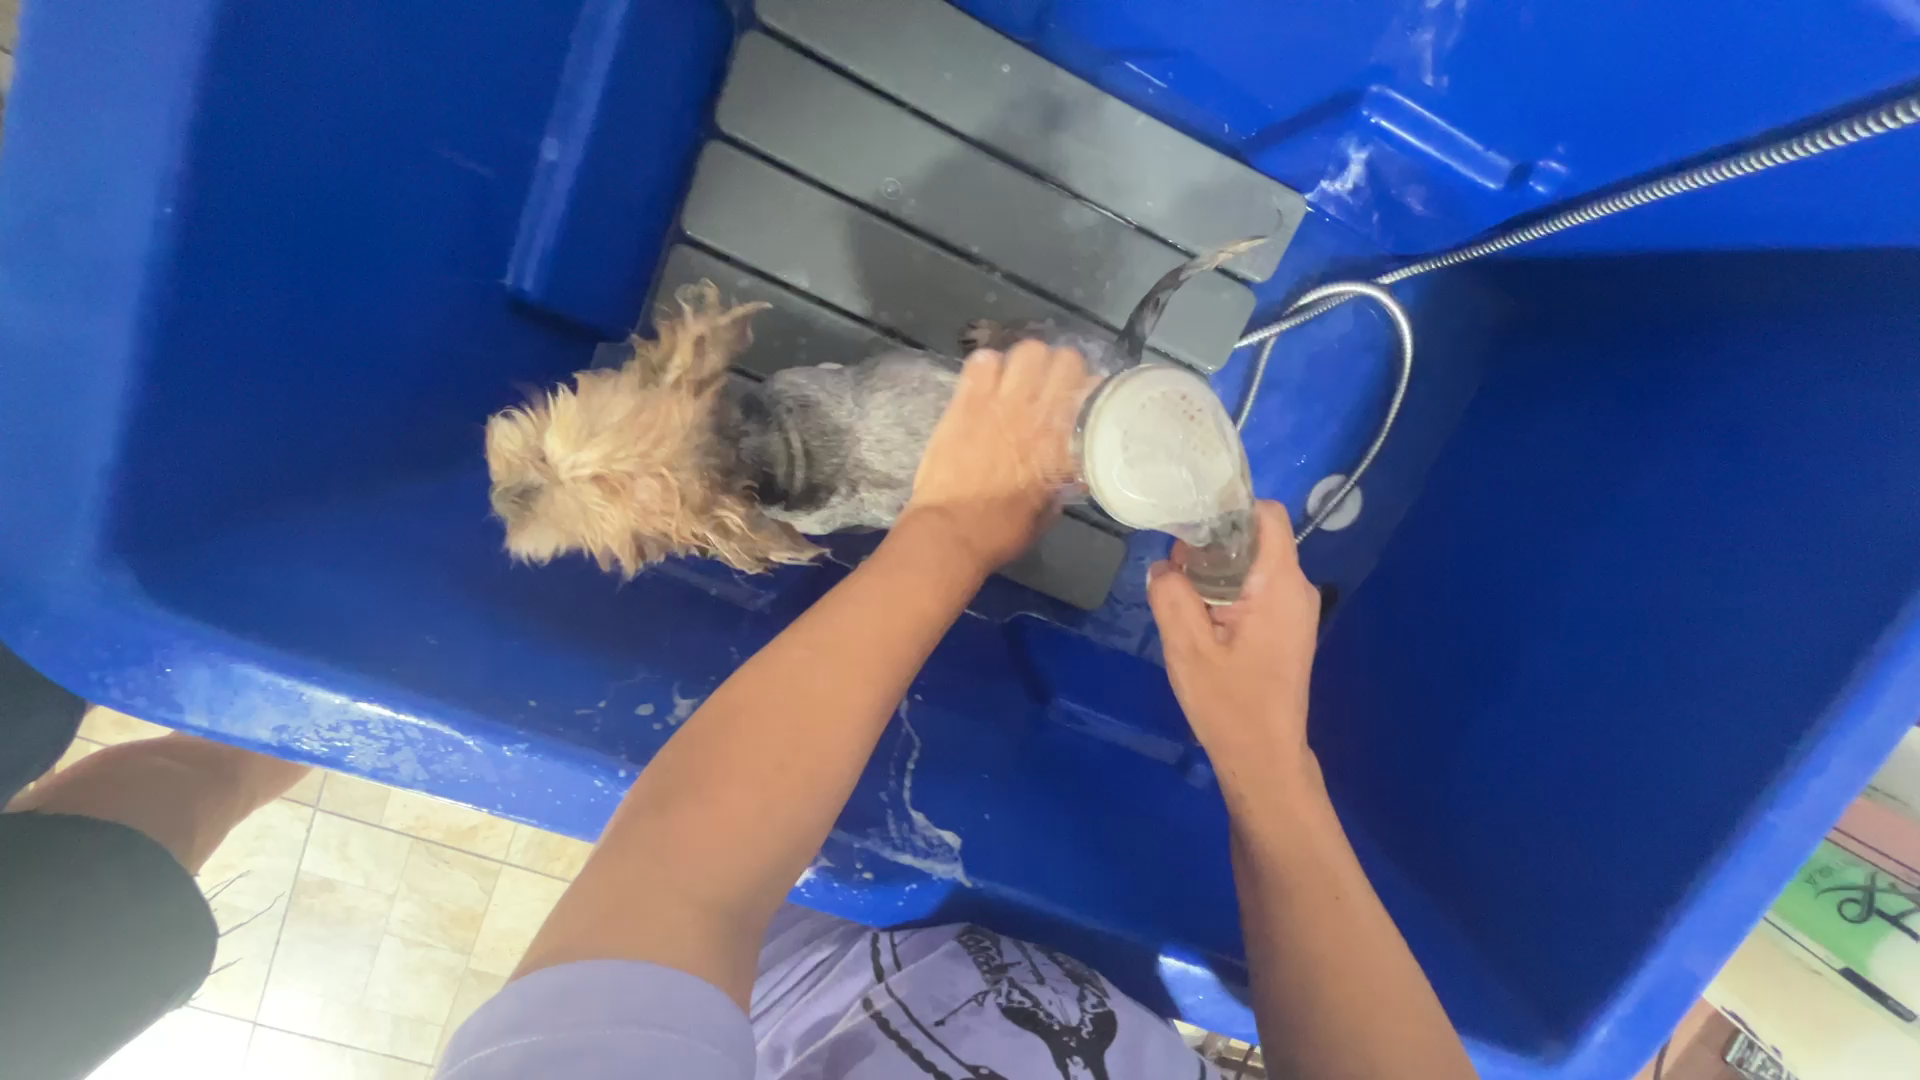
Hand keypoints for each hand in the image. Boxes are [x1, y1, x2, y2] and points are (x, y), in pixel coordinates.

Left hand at [902, 341, 1095, 573]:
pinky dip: (986, 366)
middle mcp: (1039, 414)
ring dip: (1024, 363)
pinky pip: (981, 361)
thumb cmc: (1000, 531)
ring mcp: (1000, 402)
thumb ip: (1060, 483)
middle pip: (1065, 359)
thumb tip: (1066, 473)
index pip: (1093, 393)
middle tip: (1047, 386)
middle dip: (1059, 369)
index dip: (1088, 393)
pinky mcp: (966, 400)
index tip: (1080, 402)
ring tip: (1015, 381)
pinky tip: (983, 384)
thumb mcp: (1047, 511)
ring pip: (1027, 350)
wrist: (951, 531)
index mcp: (1064, 443)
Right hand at [1147, 501, 1320, 778]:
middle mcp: (1297, 589)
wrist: (1263, 758)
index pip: (1267, 515)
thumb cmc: (1228, 703)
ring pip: (1255, 563)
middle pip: (1258, 537)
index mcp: (1280, 585)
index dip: (1229, 508)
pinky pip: (1257, 587)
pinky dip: (1227, 588)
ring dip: (1217, 567)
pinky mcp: (1285, 627)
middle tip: (1175, 564)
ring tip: (1181, 588)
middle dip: (1214, 541)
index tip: (1189, 522)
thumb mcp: (1186, 647)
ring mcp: (1294, 609)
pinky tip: (1199, 612)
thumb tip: (1164, 566)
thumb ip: (1171, 595)